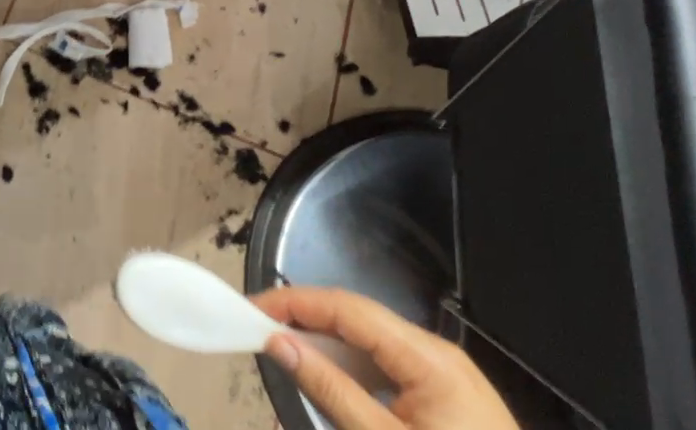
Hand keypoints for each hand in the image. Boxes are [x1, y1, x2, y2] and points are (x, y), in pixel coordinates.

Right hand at [252, 287, 518, 429]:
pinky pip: (387, 364)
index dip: (295, 302)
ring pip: (370, 340)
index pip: (347, 308)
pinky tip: (328, 377)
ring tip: (285, 351)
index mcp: (428, 358)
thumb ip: (330, 389)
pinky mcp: (445, 394)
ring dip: (326, 342)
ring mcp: (445, 373)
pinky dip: (351, 365)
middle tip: (259, 329)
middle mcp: (437, 352)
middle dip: (306, 319)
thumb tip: (277, 341)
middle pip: (358, 318)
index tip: (250, 309)